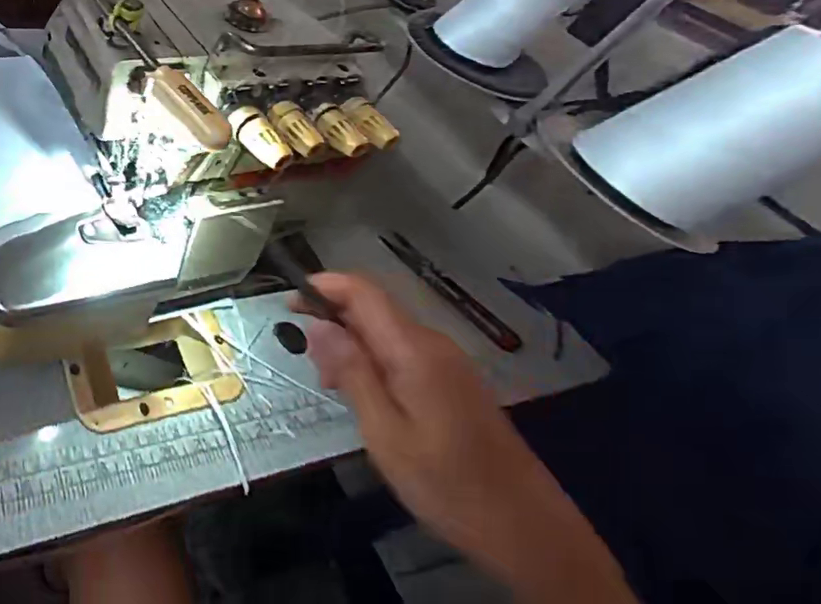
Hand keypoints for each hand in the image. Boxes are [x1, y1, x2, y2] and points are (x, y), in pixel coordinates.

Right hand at [297, 272, 634, 603]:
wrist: (532, 533)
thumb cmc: (449, 485)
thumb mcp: (385, 433)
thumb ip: (351, 372)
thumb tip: (317, 324)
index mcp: (413, 349)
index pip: (362, 290)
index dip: (322, 286)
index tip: (288, 303)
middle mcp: (433, 343)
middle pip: (372, 307)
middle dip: (332, 320)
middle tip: (310, 364)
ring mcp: (448, 362)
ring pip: (385, 331)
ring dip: (352, 344)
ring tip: (333, 386)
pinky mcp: (455, 382)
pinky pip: (403, 352)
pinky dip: (374, 360)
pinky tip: (366, 396)